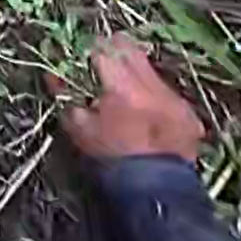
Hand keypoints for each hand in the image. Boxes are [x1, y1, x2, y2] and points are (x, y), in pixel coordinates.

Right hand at [62, 34, 204, 161]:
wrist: (155, 194)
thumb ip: (64, 95)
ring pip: (149, 66)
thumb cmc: (110, 158)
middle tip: (101, 51)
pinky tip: (143, 101)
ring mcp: (174, 100)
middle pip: (130, 50)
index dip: (89, 46)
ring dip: (134, 66)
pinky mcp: (189, 113)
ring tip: (121, 77)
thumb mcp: (79, 127)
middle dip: (113, 46)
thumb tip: (51, 73)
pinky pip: (166, 88)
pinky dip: (151, 89)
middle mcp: (151, 88)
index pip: (103, 50)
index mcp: (122, 89)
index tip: (82, 49)